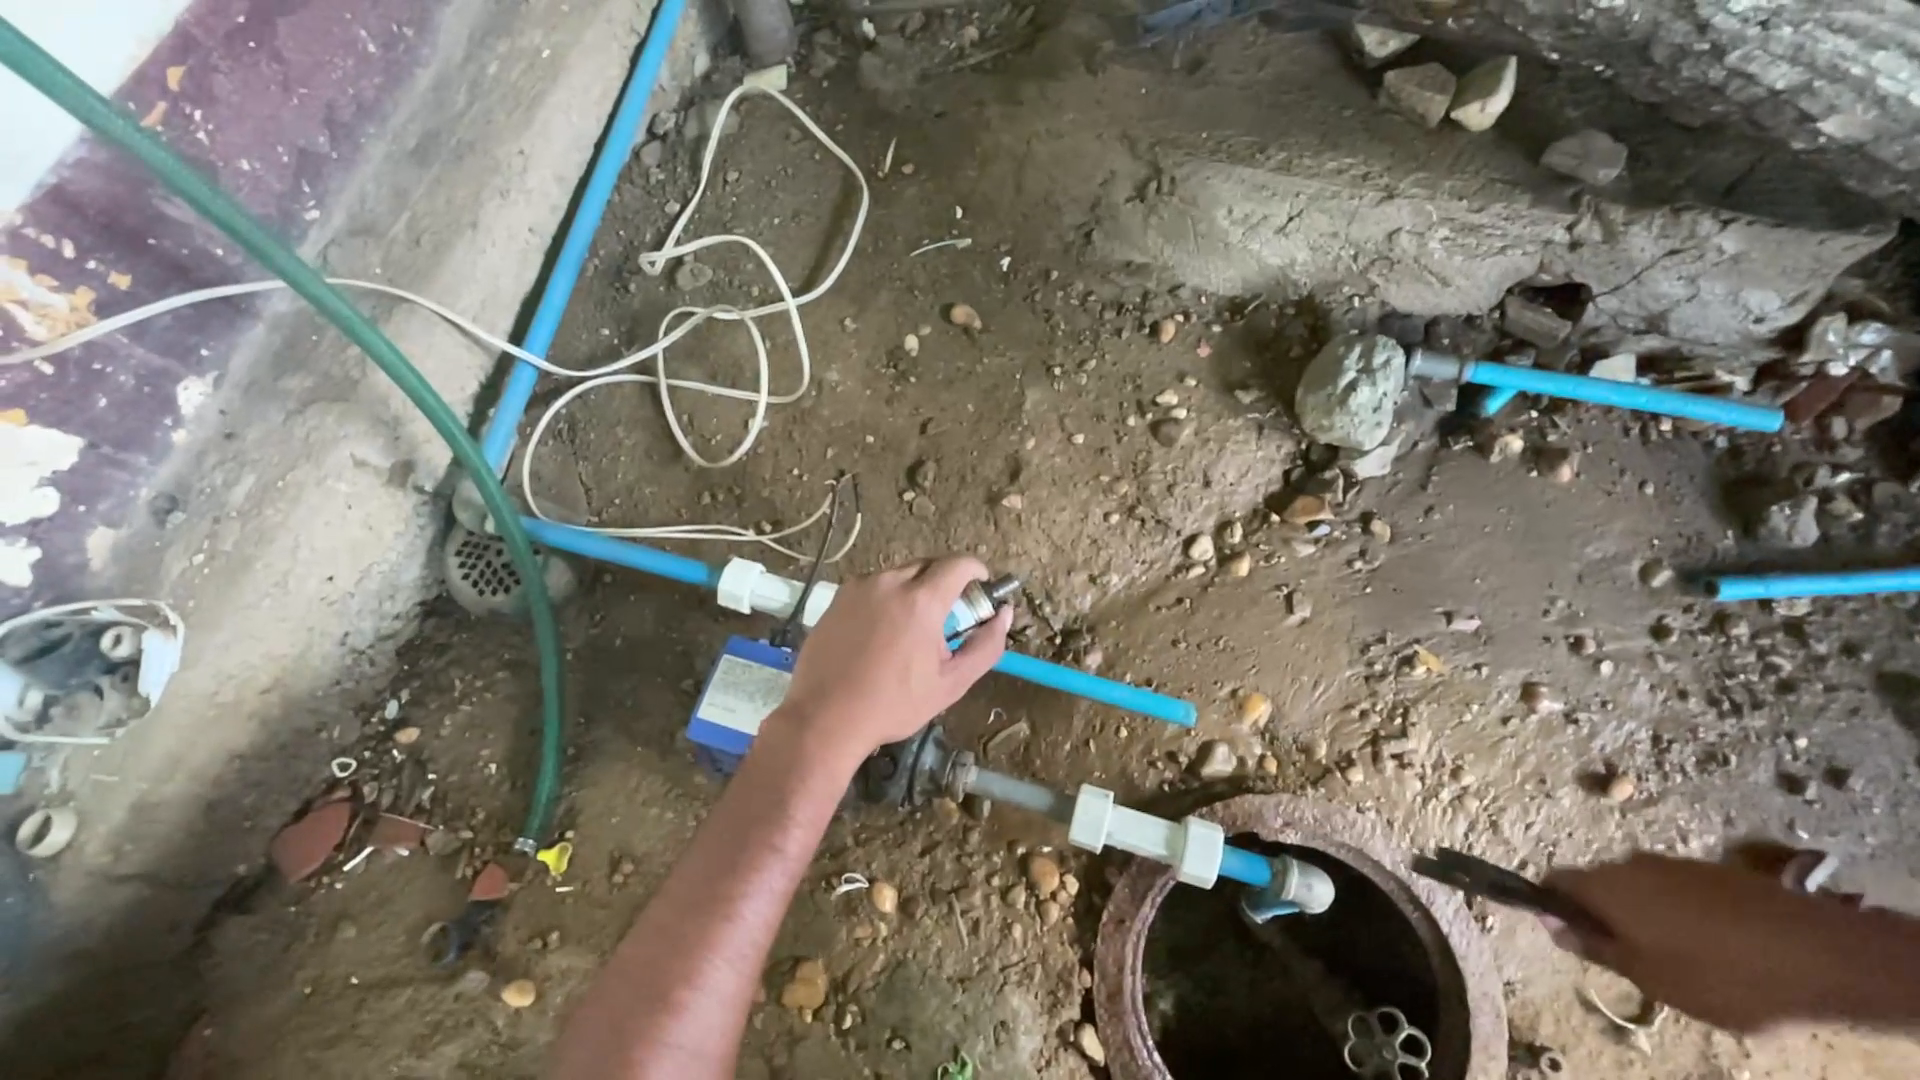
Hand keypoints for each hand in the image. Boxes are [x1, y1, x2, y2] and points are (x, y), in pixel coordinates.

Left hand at [772, 556, 1010, 762]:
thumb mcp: (950, 684)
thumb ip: (985, 646)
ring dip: (913, 591)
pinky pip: (872, 589)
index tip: (981, 586)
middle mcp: (889, 583)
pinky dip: (886, 600)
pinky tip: (880, 635)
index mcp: (921, 600)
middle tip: (948, 617)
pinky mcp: (836, 599)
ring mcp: (858, 589)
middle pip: (928, 566)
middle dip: (945, 582)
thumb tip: (1004, 615)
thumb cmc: (893, 704)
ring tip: (911, 631)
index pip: (958, 564)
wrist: (824, 718)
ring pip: (898, 576)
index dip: (976, 570)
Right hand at [1542, 852, 1851, 1031]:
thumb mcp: (1648, 977)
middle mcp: (1629, 863)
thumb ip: (1594, 947)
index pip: (1553, 882)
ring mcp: (1675, 863)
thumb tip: (1550, 923)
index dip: (1552, 907)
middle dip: (1604, 912)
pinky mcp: (1715, 870)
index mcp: (1603, 887)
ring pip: (1639, 885)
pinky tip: (1713, 944)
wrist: (1823, 955)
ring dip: (1645, 912)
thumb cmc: (1720, 975)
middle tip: (1628, 956)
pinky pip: (1677, 887)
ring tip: (1676, 954)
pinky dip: (1680, 910)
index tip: (1571, 937)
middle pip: (1597, 882)